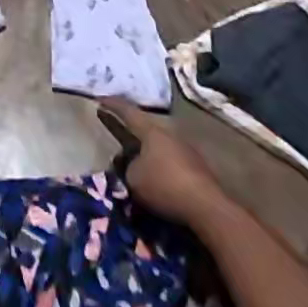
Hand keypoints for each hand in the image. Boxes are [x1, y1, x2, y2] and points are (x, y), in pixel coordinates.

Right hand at [98, 99, 226, 228]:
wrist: (207, 207)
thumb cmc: (164, 186)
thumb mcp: (133, 179)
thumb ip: (126, 167)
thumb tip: (130, 164)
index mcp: (151, 131)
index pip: (128, 112)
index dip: (113, 105)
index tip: (100, 99)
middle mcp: (169, 134)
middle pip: (146, 129)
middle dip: (133, 133)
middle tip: (121, 137)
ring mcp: (186, 149)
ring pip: (160, 147)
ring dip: (148, 154)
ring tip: (139, 167)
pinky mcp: (197, 168)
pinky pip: (172, 162)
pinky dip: (162, 167)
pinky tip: (158, 181)